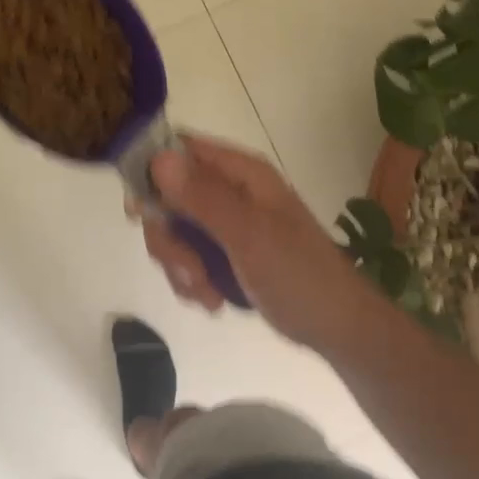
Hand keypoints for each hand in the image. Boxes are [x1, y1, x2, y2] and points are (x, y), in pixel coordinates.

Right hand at [135, 135, 377, 349]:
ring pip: (175, 232)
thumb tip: (157, 159)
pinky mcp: (228, 253)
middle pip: (168, 197)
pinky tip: (214, 301)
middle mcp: (231, 190)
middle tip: (190, 270)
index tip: (140, 213)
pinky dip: (193, 282)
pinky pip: (189, 258)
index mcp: (240, 172)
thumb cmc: (299, 275)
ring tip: (208, 293)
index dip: (151, 174)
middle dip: (170, 239)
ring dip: (181, 267)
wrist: (338, 329)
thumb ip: (203, 197)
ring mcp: (229, 222)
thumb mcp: (249, 236)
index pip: (179, 150)